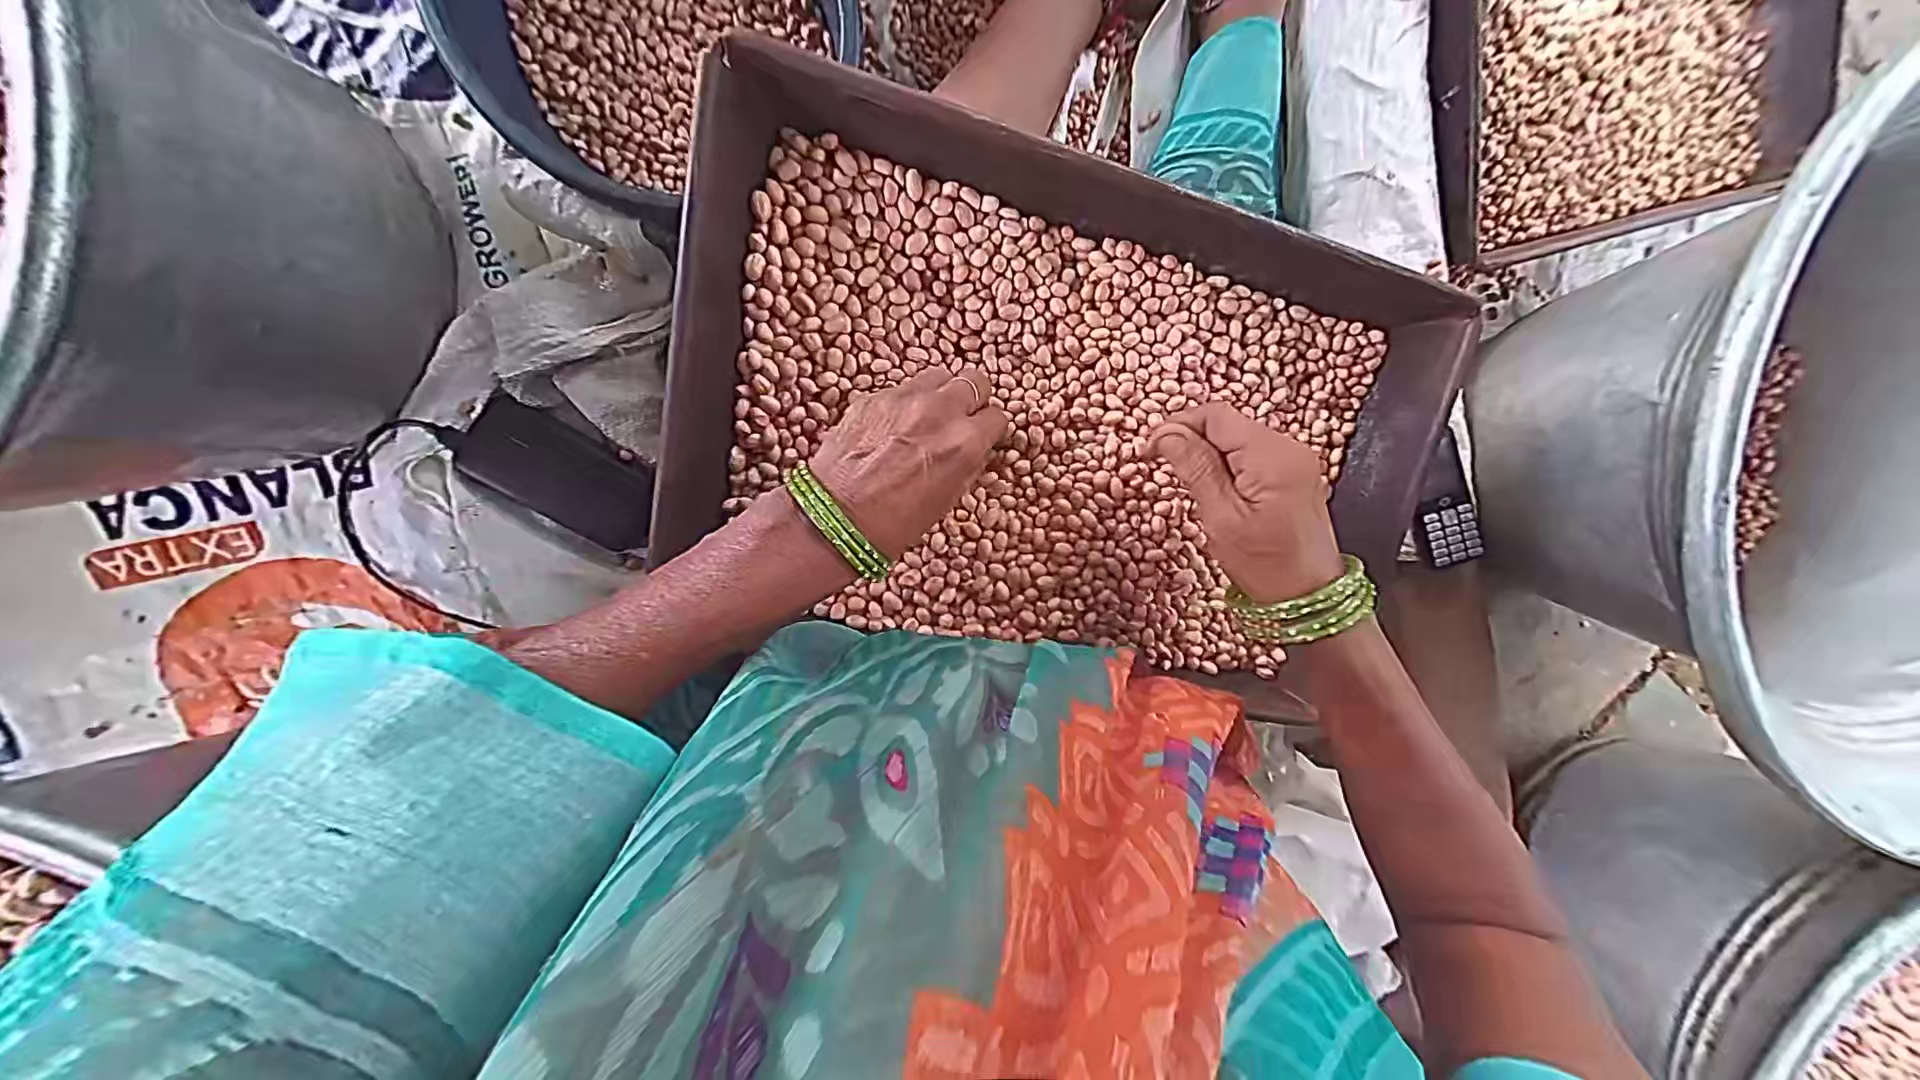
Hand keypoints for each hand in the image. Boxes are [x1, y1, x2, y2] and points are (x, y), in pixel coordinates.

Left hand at [808, 367, 1007, 557]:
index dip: (989, 429)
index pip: (997, 416)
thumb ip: (967, 464)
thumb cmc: (893, 522)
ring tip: (928, 419)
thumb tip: (974, 449)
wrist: (838, 519)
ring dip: (940, 394)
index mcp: (964, 442)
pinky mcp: (872, 397)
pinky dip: (904, 403)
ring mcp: (903, 399)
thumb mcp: (947, 500)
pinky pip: (901, 388)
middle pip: (974, 381)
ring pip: (938, 376)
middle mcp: (939, 411)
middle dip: (971, 400)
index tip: (983, 436)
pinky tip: (893, 428)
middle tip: (961, 420)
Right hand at [1148, 403, 1344, 602]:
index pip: (1215, 415)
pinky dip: (1225, 464)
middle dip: (1190, 439)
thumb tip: (1166, 433)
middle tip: (1163, 467)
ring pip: (1236, 438)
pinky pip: (1250, 454)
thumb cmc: (1265, 564)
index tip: (1151, 450)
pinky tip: (1213, 490)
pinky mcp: (1293, 473)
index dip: (1177, 425)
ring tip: (1188, 484)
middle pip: (1227, 423)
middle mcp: (1289, 447)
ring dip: (1206, 453)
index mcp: (1271, 455)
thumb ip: (1195, 468)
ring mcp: (1294, 458)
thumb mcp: (1221, 517)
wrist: (1309, 596)